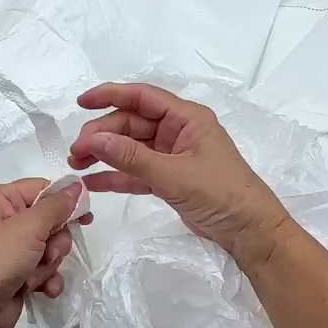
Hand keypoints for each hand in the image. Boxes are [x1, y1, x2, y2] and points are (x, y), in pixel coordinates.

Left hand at [0, 178, 85, 327]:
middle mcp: (5, 220)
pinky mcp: (18, 273)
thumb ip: (56, 206)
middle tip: (46, 253)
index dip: (64, 202)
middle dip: (54, 241)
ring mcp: (12, 248)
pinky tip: (42, 290)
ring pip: (50, 247)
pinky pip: (45, 269)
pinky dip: (47, 279)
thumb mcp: (29, 227)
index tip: (86, 216)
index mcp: (1, 199)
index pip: (42, 188)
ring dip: (49, 263)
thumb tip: (76, 186)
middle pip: (50, 220)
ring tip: (34, 275)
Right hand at [68, 82, 289, 263]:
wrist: (250, 232)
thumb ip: (131, 157)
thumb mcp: (173, 174)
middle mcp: (178, 131)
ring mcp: (172, 155)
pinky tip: (92, 182)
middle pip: (131, 123)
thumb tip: (93, 140)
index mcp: (186, 118)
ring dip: (104, 154)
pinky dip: (115, 176)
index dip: (109, 95)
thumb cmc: (221, 193)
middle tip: (77, 152)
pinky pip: (135, 171)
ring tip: (77, 165)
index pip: (142, 97)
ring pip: (130, 147)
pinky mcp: (168, 178)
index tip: (81, 103)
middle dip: (102, 135)